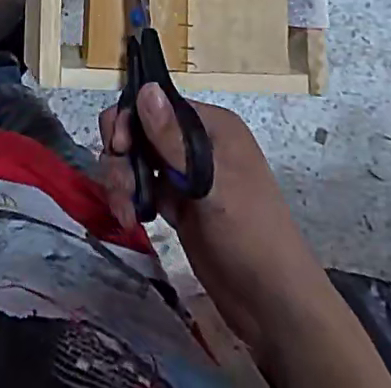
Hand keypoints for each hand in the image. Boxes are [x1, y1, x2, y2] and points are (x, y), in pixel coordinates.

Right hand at [99, 86, 323, 355]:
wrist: (272, 303)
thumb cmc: (248, 234)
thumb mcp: (209, 184)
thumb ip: (172, 139)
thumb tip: (146, 87)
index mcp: (211, 126)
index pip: (156, 104)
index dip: (130, 120)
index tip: (118, 148)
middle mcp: (196, 142)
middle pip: (140, 130)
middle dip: (122, 156)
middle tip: (121, 187)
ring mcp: (186, 173)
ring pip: (136, 159)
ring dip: (122, 180)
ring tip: (125, 212)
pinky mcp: (178, 202)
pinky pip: (142, 186)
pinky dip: (130, 198)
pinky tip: (131, 219)